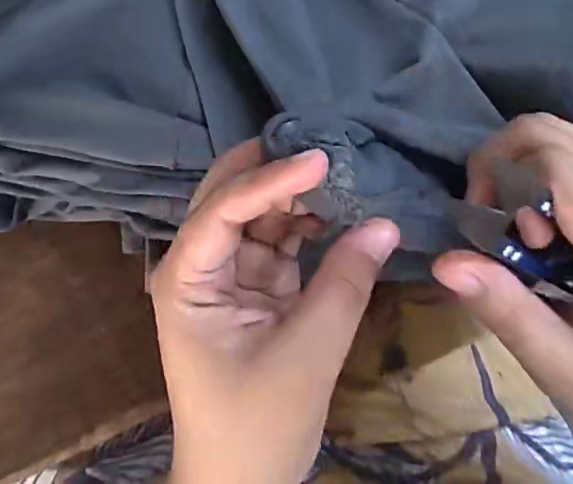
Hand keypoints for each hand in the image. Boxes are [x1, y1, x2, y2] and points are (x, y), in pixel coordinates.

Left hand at [151, 141, 399, 483]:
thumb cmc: (258, 426)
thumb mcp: (306, 356)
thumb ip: (344, 284)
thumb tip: (386, 222)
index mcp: (186, 276)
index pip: (224, 207)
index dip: (271, 179)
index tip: (319, 158)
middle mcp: (200, 261)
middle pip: (231, 194)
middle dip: (274, 169)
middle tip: (324, 145)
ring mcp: (228, 269)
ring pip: (258, 209)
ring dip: (296, 191)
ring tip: (341, 171)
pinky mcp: (256, 282)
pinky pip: (281, 236)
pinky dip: (308, 221)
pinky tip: (339, 209)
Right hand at [432, 114, 572, 483]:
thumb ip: (510, 315)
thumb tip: (443, 261)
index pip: (557, 165)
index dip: (507, 183)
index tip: (497, 237)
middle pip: (552, 135)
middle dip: (500, 163)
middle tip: (492, 222)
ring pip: (564, 134)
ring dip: (520, 163)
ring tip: (516, 223)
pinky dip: (542, 169)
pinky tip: (546, 223)